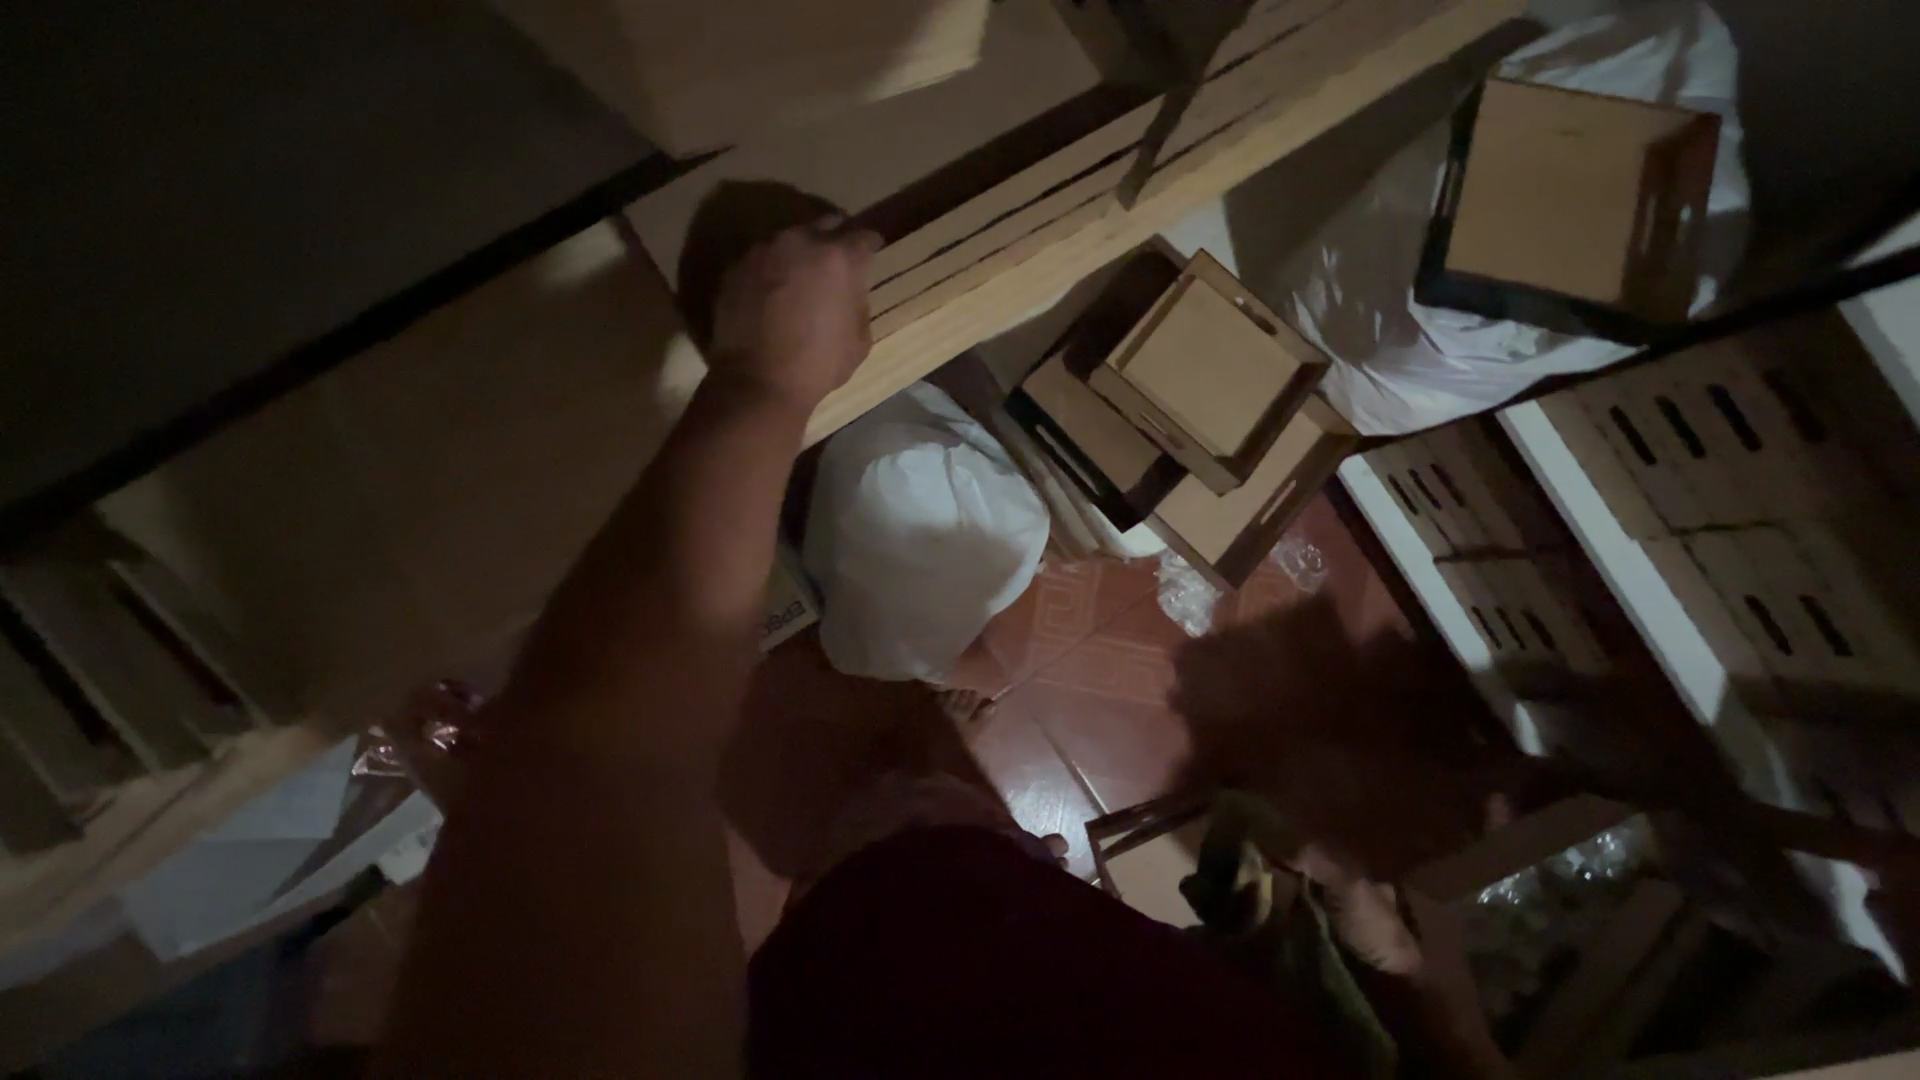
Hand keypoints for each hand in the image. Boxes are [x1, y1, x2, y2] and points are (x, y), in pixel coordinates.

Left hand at [707, 218, 881, 411]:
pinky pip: (762, 260)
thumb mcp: (858, 340)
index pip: (864, 236)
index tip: (873, 249)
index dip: (871, 243)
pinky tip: (773, 293)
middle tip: (838, 257)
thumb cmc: (818, 365)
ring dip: (800, 253)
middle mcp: (800, 241)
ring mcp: (763, 251)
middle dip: (835, 237)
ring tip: (802, 275)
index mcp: (839, 257)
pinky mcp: (735, 268)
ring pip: (789, 240)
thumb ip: (857, 303)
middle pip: (825, 224)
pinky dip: (772, 271)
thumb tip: (849, 292)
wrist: (757, 381)